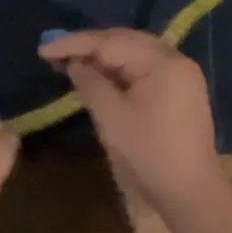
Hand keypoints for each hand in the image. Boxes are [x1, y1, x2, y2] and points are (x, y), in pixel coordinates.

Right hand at [39, 29, 223, 208]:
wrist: (189, 191)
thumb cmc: (147, 153)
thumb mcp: (111, 116)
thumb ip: (90, 82)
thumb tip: (74, 63)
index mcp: (161, 63)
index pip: (111, 42)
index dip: (74, 43)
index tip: (43, 49)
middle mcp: (175, 61)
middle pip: (125, 41)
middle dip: (88, 45)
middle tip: (54, 51)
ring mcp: (180, 77)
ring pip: (134, 54)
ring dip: (102, 56)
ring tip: (70, 60)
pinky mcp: (178, 92)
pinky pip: (142, 69)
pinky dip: (117, 69)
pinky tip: (97, 74)